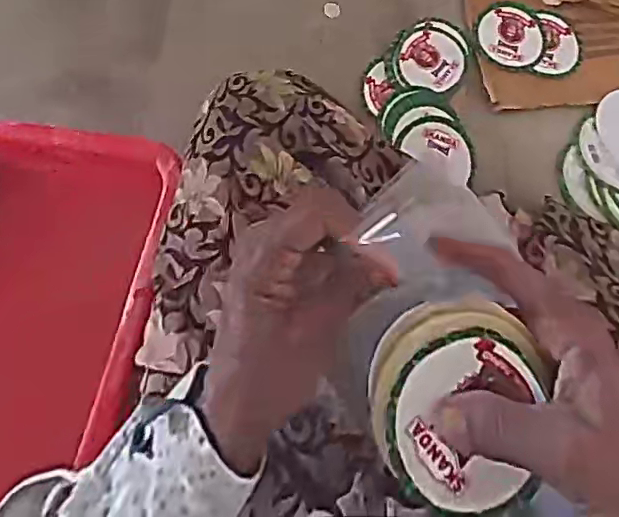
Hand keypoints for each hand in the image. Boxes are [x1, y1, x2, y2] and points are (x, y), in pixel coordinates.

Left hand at [201, 186, 393, 473]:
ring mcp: (260, 247)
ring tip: (370, 269)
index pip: (316, 210)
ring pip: (315, 219)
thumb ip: (349, 286)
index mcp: (262, 256)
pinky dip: (332, 249)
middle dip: (353, 229)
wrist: (231, 409)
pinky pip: (307, 237)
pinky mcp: (268, 259)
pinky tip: (349, 275)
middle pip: (316, 208)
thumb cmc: (269, 378)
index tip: (378, 254)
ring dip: (345, 238)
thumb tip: (387, 262)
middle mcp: (257, 239)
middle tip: (379, 261)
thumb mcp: (316, 333)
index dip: (353, 224)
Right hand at [427, 238, 618, 516]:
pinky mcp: (565, 383)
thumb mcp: (563, 446)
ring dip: (477, 327)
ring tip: (434, 332)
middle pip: (512, 293)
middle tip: (425, 292)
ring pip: (514, 326)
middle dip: (469, 288)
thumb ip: (503, 425)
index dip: (475, 254)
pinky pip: (517, 357)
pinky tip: (466, 380)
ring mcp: (569, 356)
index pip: (517, 273)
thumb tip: (439, 411)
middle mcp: (571, 331)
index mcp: (574, 327)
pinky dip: (488, 359)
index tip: (435, 245)